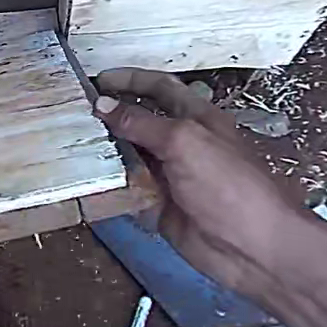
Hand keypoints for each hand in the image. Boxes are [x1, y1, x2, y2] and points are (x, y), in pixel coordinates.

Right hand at [92, 68, 310, 298]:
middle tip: (75, 113)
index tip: (98, 79)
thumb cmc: (227, 184)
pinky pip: (130, 189)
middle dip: (112, 115)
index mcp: (195, 117)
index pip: (159, 87)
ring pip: (131, 155)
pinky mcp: (160, 204)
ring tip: (73, 143)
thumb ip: (141, 122)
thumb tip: (102, 104)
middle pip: (140, 121)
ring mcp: (170, 175)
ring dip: (107, 150)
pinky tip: (88, 178)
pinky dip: (112, 183)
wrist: (254, 248)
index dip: (130, 79)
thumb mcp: (183, 142)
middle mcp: (181, 142)